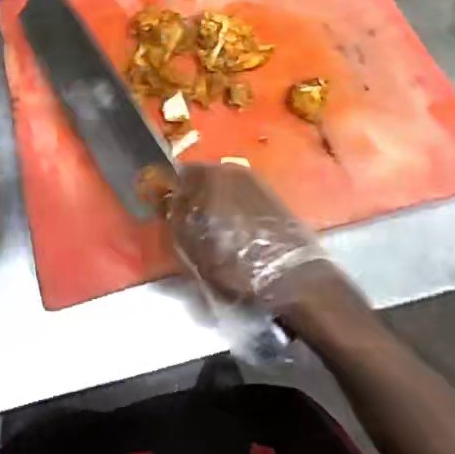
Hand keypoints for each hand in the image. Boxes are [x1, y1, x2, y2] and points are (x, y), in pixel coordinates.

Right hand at [164, 161, 374, 343]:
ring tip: (210, 235)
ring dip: (212, 206)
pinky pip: (241, 201)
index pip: (175, 173)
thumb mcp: (191, 242)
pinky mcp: (274, 201)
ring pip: (221, 190)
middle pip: (199, 180)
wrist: (295, 281)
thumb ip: (171, 212)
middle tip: (184, 226)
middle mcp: (232, 171)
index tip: (162, 213)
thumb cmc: (236, 262)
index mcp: (209, 175)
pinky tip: (234, 237)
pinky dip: (232, 213)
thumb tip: (159, 194)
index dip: (165, 193)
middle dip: (189, 198)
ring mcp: (256, 184)